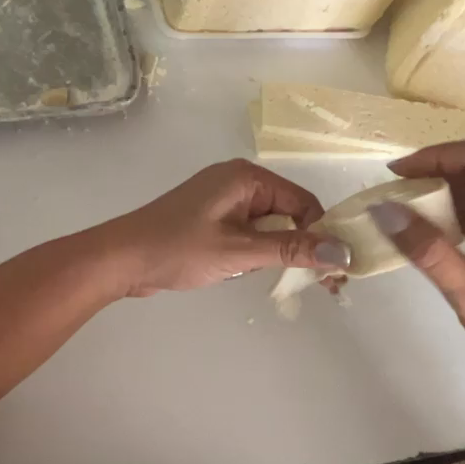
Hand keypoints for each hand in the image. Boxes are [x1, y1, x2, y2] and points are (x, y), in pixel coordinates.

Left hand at [96, 160, 348, 297]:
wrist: (121, 258)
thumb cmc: (177, 249)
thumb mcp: (239, 251)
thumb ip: (291, 249)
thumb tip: (343, 252)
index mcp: (246, 177)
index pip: (304, 203)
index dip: (322, 235)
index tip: (335, 272)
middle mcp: (237, 181)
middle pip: (289, 213)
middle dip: (303, 246)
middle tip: (320, 285)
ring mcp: (221, 199)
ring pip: (268, 226)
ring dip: (277, 252)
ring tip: (284, 281)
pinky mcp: (210, 218)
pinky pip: (247, 232)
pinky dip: (254, 252)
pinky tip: (247, 271)